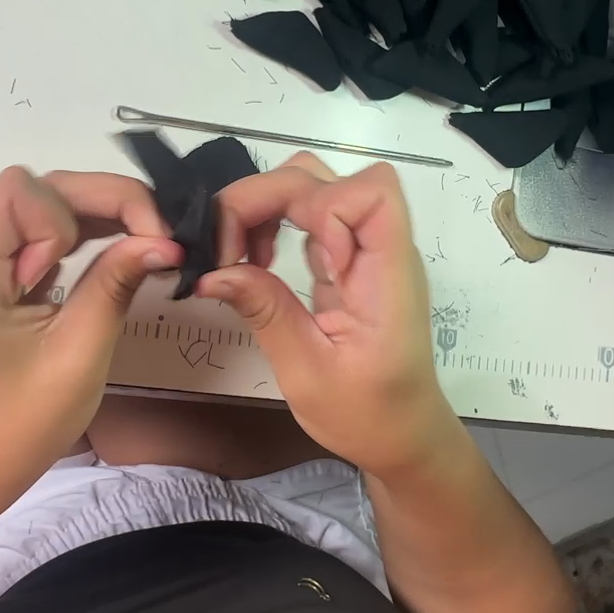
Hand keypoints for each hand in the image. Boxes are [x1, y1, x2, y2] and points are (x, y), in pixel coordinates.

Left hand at [0, 167, 181, 507]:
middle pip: (41, 188)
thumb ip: (115, 285)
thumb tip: (167, 240)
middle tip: (158, 239)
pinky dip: (88, 231)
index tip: (118, 249)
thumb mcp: (79, 355)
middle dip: (104, 202)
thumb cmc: (25, 422)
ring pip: (49, 201)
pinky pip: (46, 227)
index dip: (75, 208)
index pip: (19, 191)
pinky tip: (122, 249)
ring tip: (149, 243)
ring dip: (102, 214)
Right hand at [198, 156, 459, 477]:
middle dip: (266, 198)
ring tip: (239, 253)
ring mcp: (363, 248)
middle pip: (327, 178)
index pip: (370, 194)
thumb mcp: (307, 374)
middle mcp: (379, 248)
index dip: (320, 209)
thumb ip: (266, 312)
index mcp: (386, 276)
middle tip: (227, 249)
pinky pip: (308, 211)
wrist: (401, 434)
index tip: (285, 259)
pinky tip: (256, 260)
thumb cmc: (365, 415)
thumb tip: (212, 271)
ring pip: (314, 184)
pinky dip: (271, 221)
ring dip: (266, 205)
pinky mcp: (346, 255)